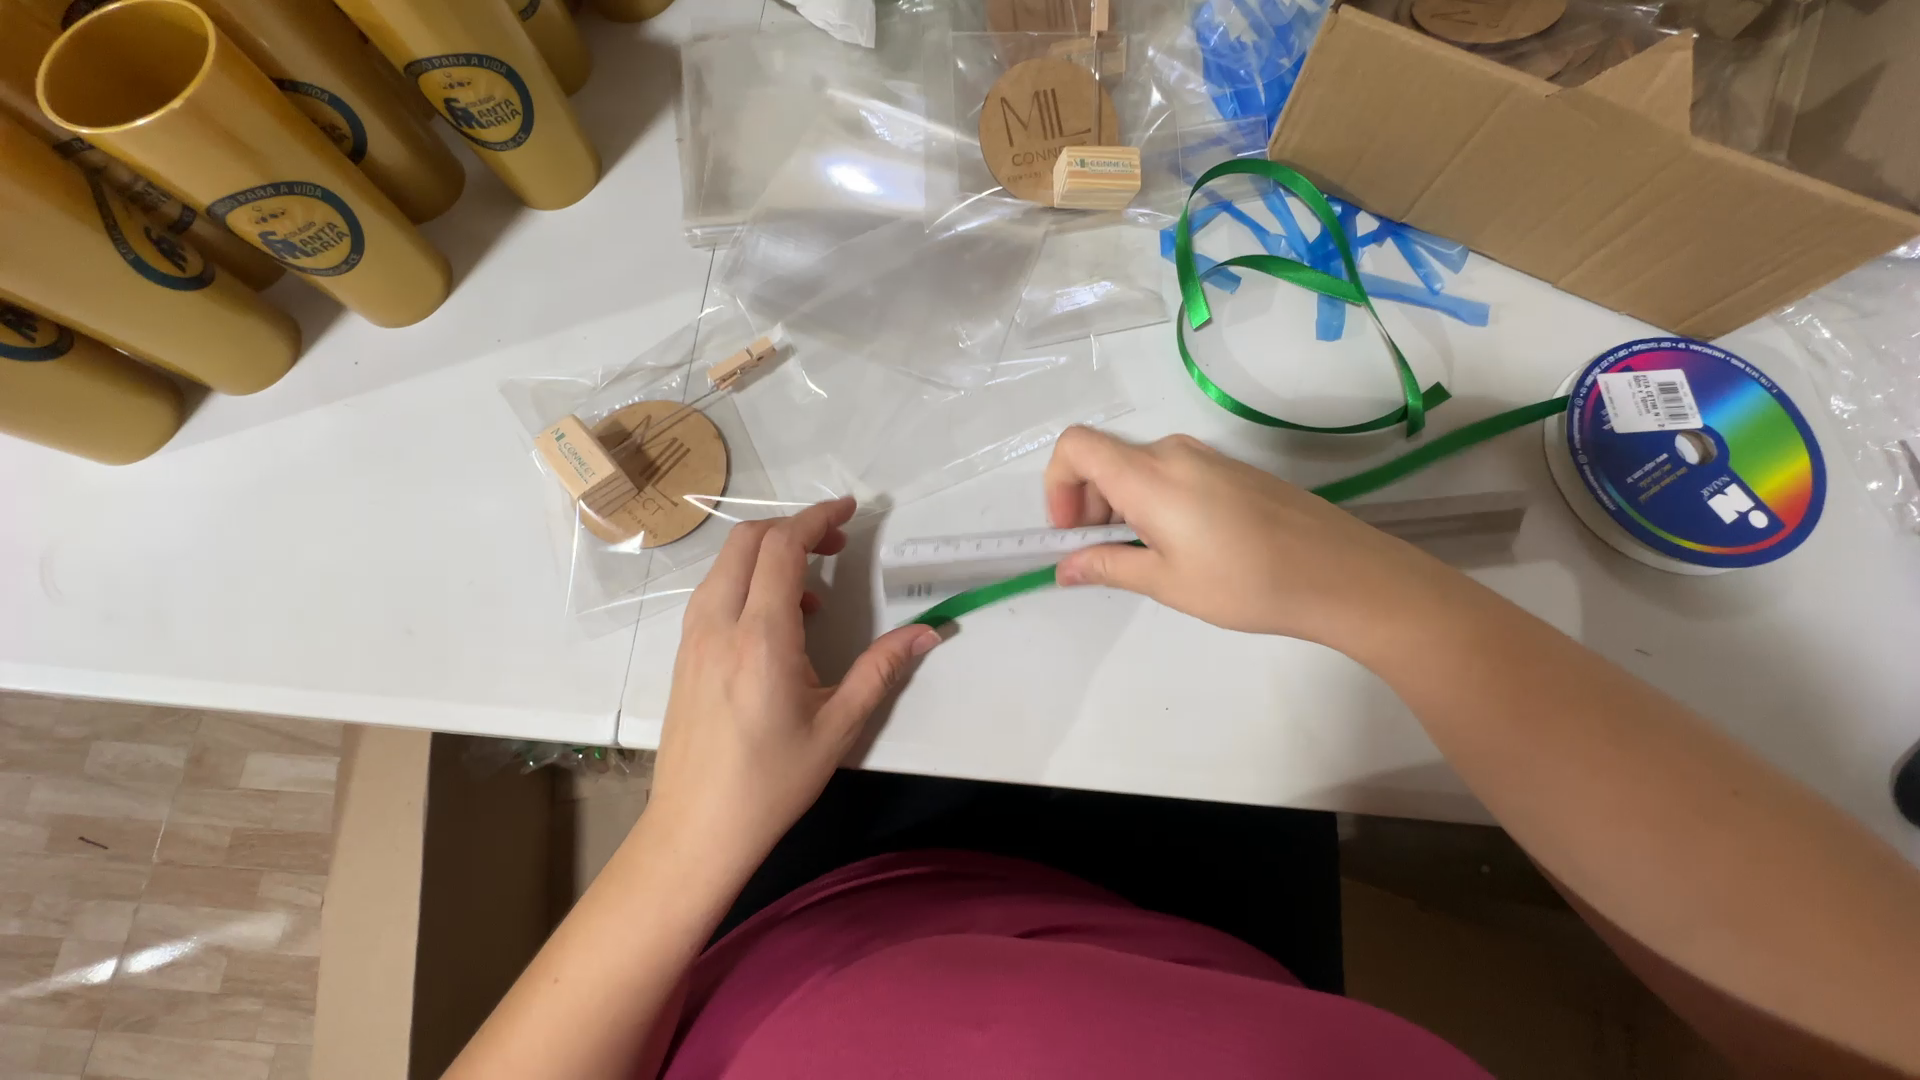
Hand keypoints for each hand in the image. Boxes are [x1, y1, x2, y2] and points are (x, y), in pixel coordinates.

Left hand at [648, 498, 939, 872]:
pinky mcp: (684, 653)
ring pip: (726, 564)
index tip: (849, 509)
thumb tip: (928, 632)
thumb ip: (882, 670)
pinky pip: (715, 592)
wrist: (695, 829)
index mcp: (760, 638)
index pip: (782, 549)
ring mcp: (693, 637)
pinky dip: (748, 581)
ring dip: (769, 554)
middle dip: (794, 528)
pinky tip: (780, 622)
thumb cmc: (771, 782)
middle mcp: (719, 624)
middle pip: (747, 542)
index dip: (816, 519)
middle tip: (837, 543)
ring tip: (815, 590)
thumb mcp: (838, 727)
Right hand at [1045, 427, 1458, 649]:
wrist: (1340, 573)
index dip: (1057, 485)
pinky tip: (1181, 544)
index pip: (1075, 446)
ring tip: (1144, 556)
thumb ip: (1107, 565)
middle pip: (1104, 458)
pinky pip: (1169, 473)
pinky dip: (1151, 501)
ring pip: (1136, 467)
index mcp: (1148, 475)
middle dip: (1086, 503)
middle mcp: (1172, 453)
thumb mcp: (1166, 581)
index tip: (1071, 531)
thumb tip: (1064, 568)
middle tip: (1102, 554)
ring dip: (1119, 505)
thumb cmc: (1245, 582)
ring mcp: (1205, 457)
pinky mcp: (1229, 469)